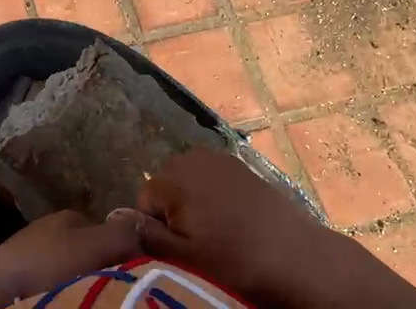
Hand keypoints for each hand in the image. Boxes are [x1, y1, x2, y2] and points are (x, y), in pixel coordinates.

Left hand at [0, 210, 139, 308]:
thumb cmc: (48, 263)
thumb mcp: (94, 244)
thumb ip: (123, 235)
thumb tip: (150, 229)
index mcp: (71, 217)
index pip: (109, 233)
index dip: (126, 254)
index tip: (138, 276)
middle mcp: (52, 230)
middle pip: (90, 251)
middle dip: (104, 269)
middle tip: (116, 291)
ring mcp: (34, 254)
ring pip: (72, 271)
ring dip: (83, 284)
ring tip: (94, 299)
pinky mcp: (21, 279)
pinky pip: (52, 285)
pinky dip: (62, 292)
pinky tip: (67, 301)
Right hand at [135, 150, 415, 308]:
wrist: (303, 259)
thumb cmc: (239, 260)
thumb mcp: (185, 256)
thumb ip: (146, 234)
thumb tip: (112, 216)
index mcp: (174, 173)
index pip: (144, 201)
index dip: (158, 230)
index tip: (182, 253)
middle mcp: (192, 155)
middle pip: (165, 189)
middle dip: (175, 216)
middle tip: (200, 248)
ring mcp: (219, 158)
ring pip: (189, 186)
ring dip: (196, 210)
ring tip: (219, 239)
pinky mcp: (241, 167)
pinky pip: (212, 183)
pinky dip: (217, 202)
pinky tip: (235, 227)